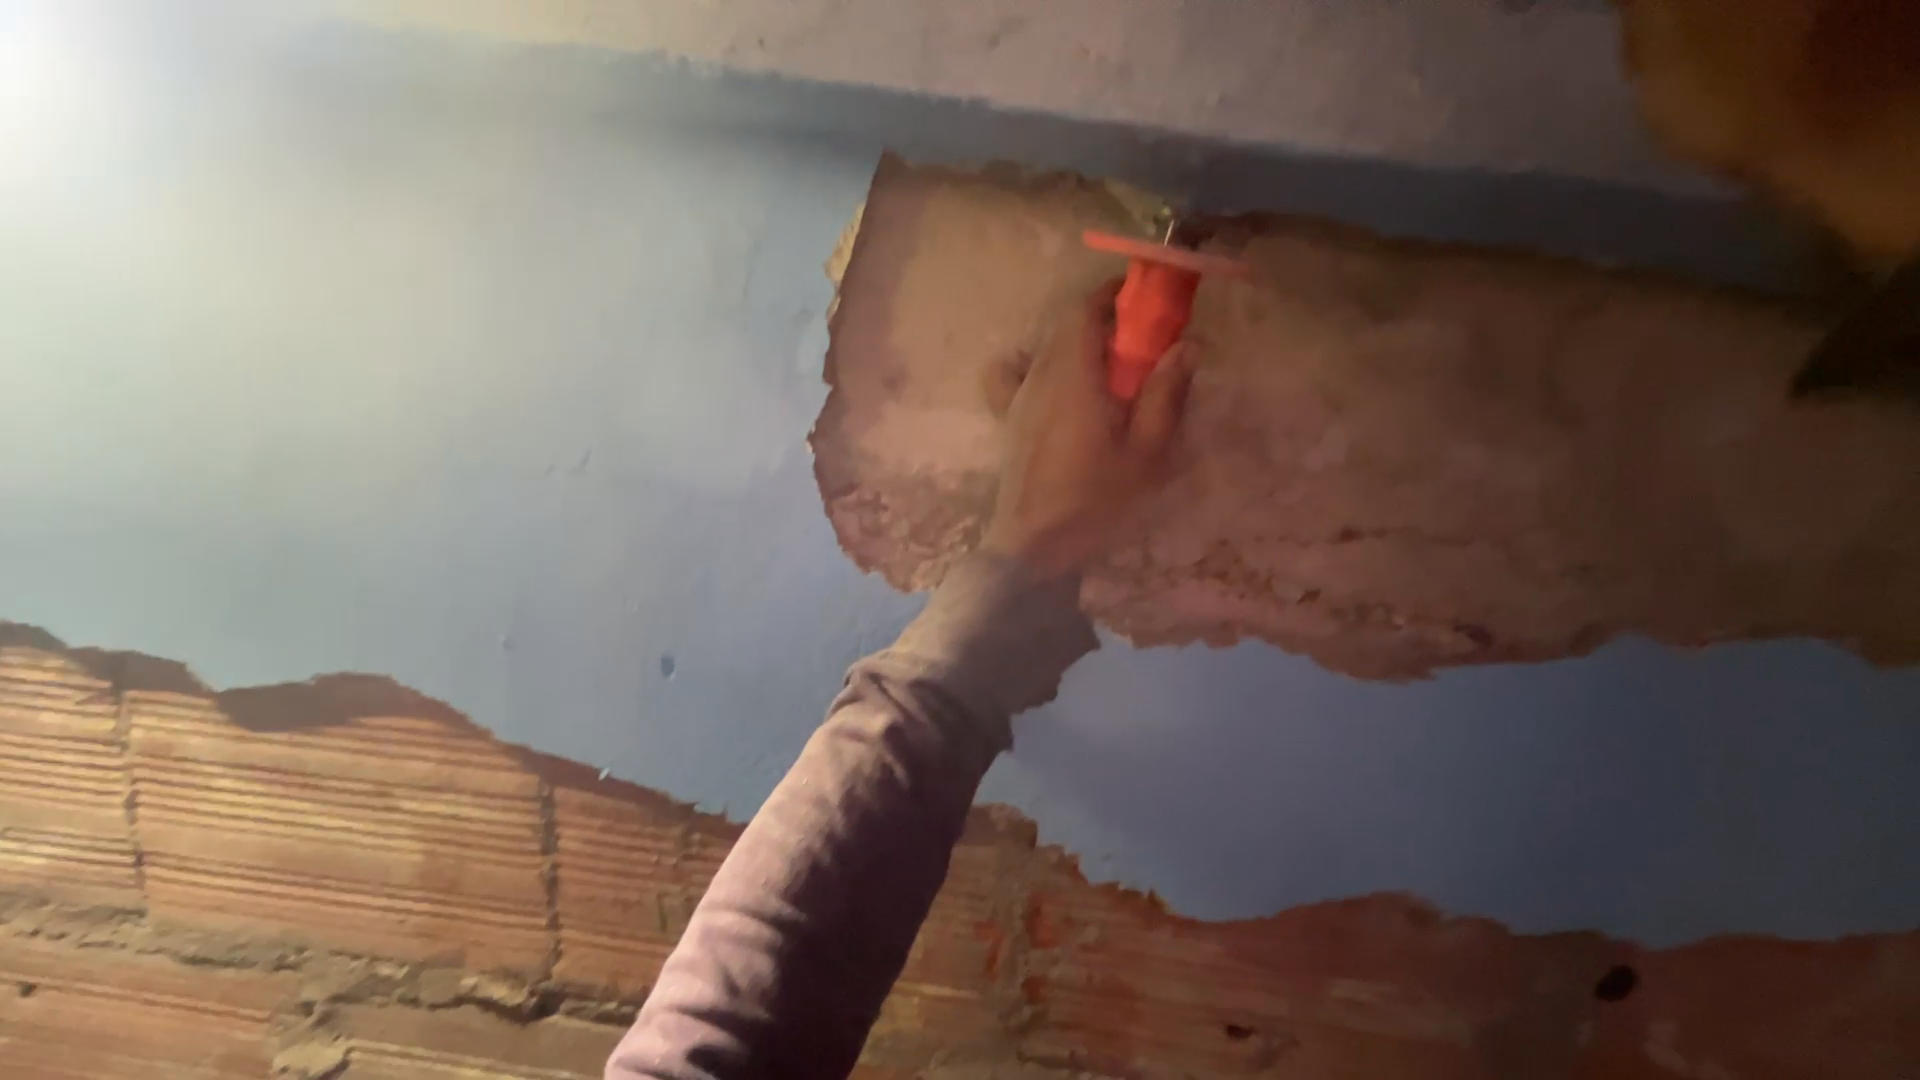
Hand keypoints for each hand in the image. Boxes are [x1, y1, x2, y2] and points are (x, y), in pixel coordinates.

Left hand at [978, 279, 1196, 577]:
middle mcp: (1039, 377)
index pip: (1085, 311)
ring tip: (1108, 364)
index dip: (1112, 293)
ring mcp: (1018, 398)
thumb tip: (1188, 343)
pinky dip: (1029, 365)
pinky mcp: (1008, 421)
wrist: (1033, 545)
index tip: (1142, 294)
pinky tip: (1048, 380)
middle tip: (1139, 335)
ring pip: (1045, 349)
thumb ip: (1166, 395)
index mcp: (1073, 377)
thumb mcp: (1145, 453)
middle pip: (1066, 327)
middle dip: (1102, 318)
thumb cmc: (1094, 501)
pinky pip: (1011, 377)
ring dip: (1076, 342)